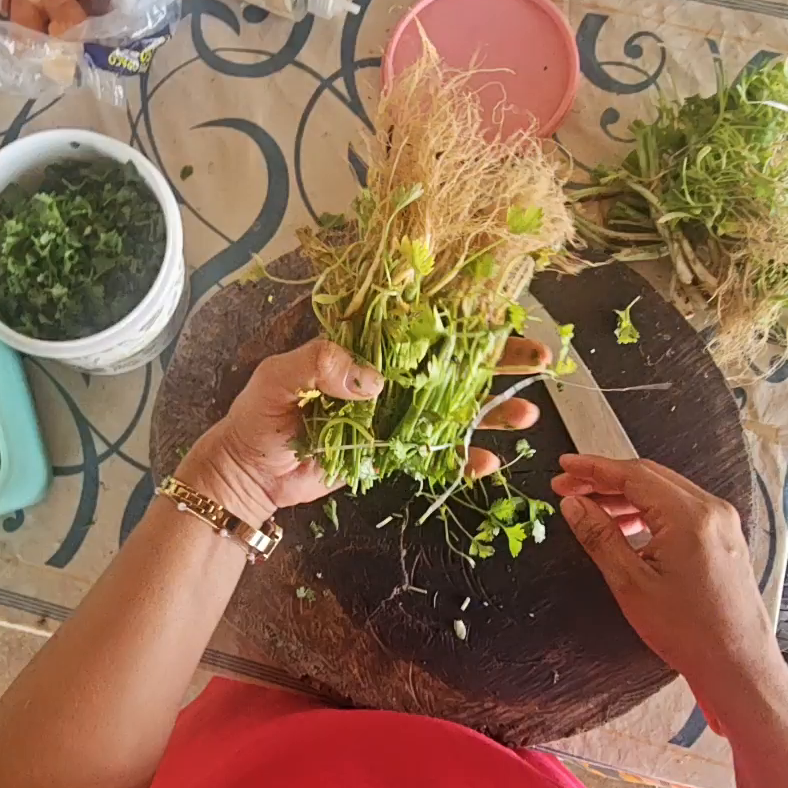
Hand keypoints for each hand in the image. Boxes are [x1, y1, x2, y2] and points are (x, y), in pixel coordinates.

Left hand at [175, 337, 548, 524]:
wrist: (249, 472)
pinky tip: (488, 461)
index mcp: (364, 350)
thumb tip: (373, 379)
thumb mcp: (279, 378)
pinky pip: (431, 455)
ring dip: (490, 412)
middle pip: (451, 366)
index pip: (420, 326)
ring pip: (451, 411)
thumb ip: (319, 365)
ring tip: (526, 415)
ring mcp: (392, 419)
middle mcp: (387, 380)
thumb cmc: (259, 417)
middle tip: (538, 359)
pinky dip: (459, 458)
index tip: (502, 314)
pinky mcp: (389, 455)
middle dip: (497, 363)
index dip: (462, 319)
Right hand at [550, 454, 786, 709]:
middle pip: (648, 476)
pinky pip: (678, 508)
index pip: (632, 475)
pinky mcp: (722, 537)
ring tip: (588, 507)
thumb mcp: (629, 582)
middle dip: (603, 479)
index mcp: (688, 517)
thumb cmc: (687, 629)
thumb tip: (572, 504)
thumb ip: (599, 535)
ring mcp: (721, 522)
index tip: (563, 466)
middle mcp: (710, 510)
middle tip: (566, 487)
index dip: (592, 468)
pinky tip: (622, 525)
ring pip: (662, 491)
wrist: (737, 664)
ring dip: (623, 494)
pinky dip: (645, 509)